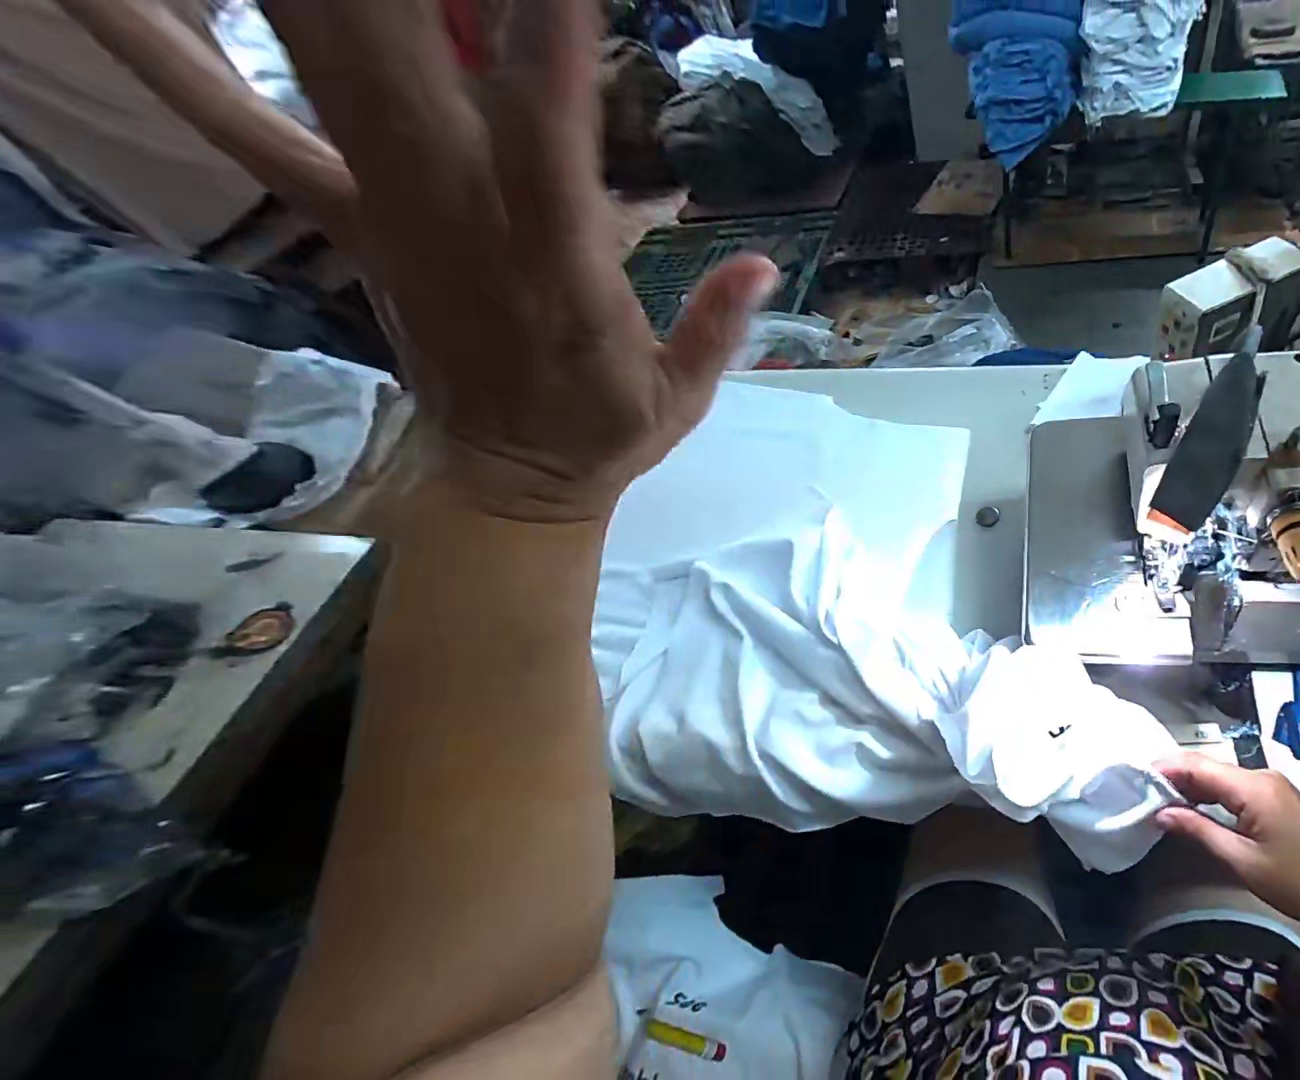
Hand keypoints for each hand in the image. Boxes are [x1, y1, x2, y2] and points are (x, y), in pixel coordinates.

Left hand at [263, 0, 775, 522]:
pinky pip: (253, 138)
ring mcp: (397, 229)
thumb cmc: (607, 436)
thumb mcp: (682, 398)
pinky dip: (167, 56)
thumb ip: (719, 329)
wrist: (514, 481)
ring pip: (330, 85)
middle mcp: (466, 240)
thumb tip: (765, 265)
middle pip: (407, 86)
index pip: (548, 152)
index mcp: (558, 283)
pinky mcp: (361, 233)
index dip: (546, 55)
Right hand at [1155, 752, 1299, 933]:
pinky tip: (1197, 809)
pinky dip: (1214, 796)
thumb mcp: (1243, 862)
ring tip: (1162, 801)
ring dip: (1193, 787)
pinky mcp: (1280, 799)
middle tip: (1143, 792)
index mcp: (1253, 787)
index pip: (1197, 765)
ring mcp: (1274, 786)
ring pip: (1222, 778)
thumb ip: (1199, 831)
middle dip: (1175, 777)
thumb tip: (1161, 813)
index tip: (1135, 776)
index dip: (1164, 767)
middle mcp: (1262, 776)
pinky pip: (1238, 788)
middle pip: (1209, 767)